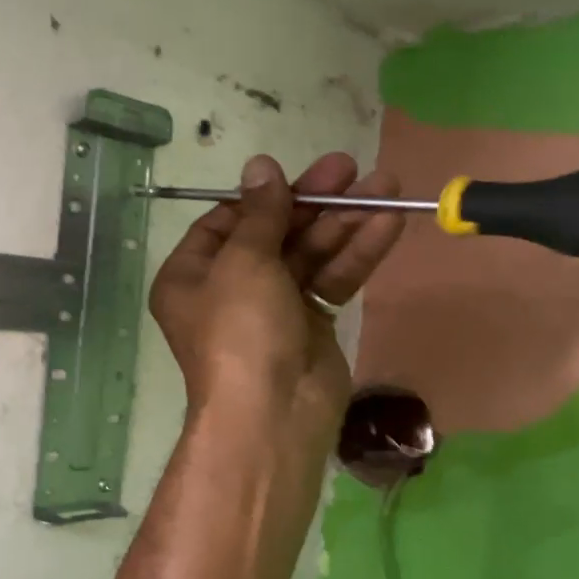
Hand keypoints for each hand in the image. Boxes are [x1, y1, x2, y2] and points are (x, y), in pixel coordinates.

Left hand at [150, 153, 404, 439]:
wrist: (271, 414)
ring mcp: (268, 309)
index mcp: (189, 275)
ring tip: (388, 186)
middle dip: (313, 202)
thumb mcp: (242, 261)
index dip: (262, 198)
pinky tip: (389, 223)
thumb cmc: (240, 331)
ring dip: (345, 221)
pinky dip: (355, 254)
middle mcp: (224, 290)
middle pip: (272, 234)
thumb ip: (259, 212)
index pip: (224, 223)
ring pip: (307, 254)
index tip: (297, 174)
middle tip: (352, 168)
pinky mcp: (308, 326)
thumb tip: (259, 164)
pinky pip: (329, 280)